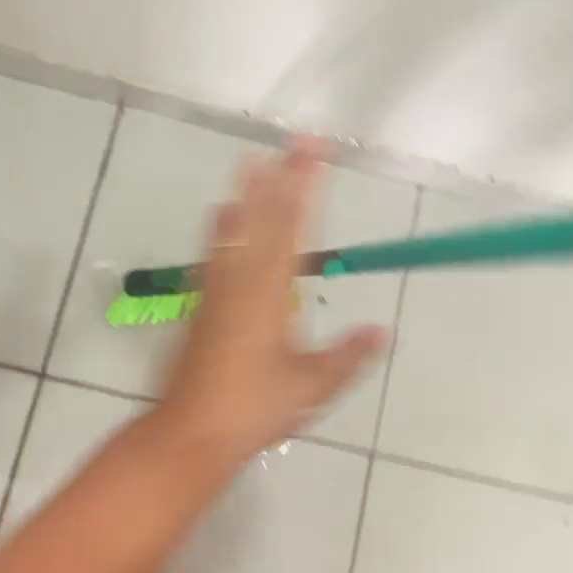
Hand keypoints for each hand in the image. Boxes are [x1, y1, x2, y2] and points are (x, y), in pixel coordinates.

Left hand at [155, 138, 387, 454]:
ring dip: (246, 194)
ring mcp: (215, 290)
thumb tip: (382, 330)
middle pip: (260, 219)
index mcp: (270, 293)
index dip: (302, 186)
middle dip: (277, 177)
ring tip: (250, 161)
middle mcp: (240, 281)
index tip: (311, 152)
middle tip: (290, 142)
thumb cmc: (253, 408)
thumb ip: (347, 355)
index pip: (291, 228)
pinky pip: (213, 252)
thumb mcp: (311, 387)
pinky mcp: (199, 305)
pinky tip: (219, 218)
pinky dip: (221, 228)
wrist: (190, 430)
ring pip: (232, 230)